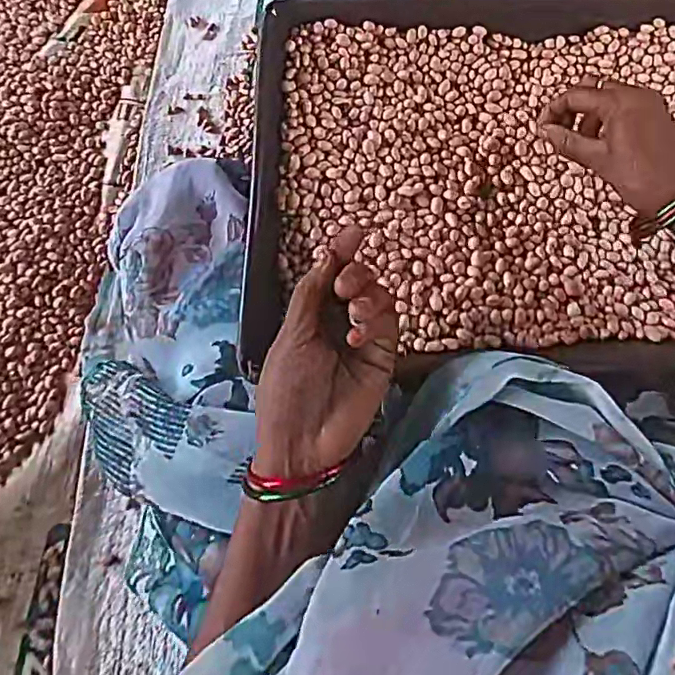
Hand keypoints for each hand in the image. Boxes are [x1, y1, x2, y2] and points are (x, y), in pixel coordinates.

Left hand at [253, 225, 398, 477]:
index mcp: (312, 315)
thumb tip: (327, 255)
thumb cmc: (286, 389)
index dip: (342, 252)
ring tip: (353, 312)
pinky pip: (389, 325)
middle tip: (345, 287)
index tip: (355, 231)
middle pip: (358, 281)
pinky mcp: (382, 357)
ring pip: (378, 298)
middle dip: (355, 273)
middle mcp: (339, 322)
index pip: (331, 275)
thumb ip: (311, 293)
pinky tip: (357, 336)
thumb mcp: (291, 336)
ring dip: (368, 295)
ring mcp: (363, 339)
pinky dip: (375, 322)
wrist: (302, 443)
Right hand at [537, 80, 674, 216]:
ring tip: (580, 141)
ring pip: (606, 97)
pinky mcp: (655, 114)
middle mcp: (635, 96)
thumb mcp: (598, 160)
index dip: (554, 110)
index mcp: (619, 103)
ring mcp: (648, 103)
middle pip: (591, 89)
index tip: (544, 126)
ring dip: (588, 114)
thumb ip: (568, 141)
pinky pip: (623, 106)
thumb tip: (546, 131)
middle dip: (572, 109)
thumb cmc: (645, 179)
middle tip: (559, 131)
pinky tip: (600, 141)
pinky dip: (606, 117)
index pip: (575, 95)